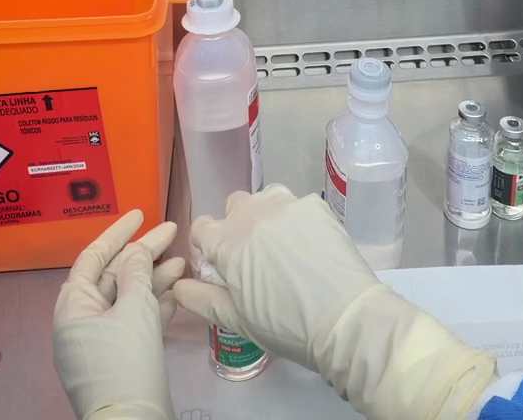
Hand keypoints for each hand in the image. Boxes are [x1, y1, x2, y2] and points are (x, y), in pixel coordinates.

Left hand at [53, 209, 186, 419]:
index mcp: (74, 309)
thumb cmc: (127, 360)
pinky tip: (178, 292)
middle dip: (143, 254)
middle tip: (172, 231)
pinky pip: (135, 323)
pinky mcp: (120, 362)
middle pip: (113, 277)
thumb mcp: (135, 308)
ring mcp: (100, 345)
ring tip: (182, 261)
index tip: (140, 214)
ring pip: (128, 300)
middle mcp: (82, 324)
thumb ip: (136, 271)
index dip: (117, 234)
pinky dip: (155, 306)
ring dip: (154, 279)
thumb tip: (136, 251)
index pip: (93, 258)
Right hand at [173, 185, 494, 419]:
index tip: (221, 263)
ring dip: (266, 215)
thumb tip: (178, 285)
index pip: (202, 227)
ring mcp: (286, 204)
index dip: (208, 245)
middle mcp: (252, 213)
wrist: (344, 317)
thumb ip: (201, 298)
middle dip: (237, 225)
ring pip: (265, 198)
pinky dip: (297, 219)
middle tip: (255, 256)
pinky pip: (297, 204)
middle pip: (234, 206)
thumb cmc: (284, 325)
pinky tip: (309, 244)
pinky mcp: (315, 204)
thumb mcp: (236, 320)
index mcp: (227, 241)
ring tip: (282, 245)